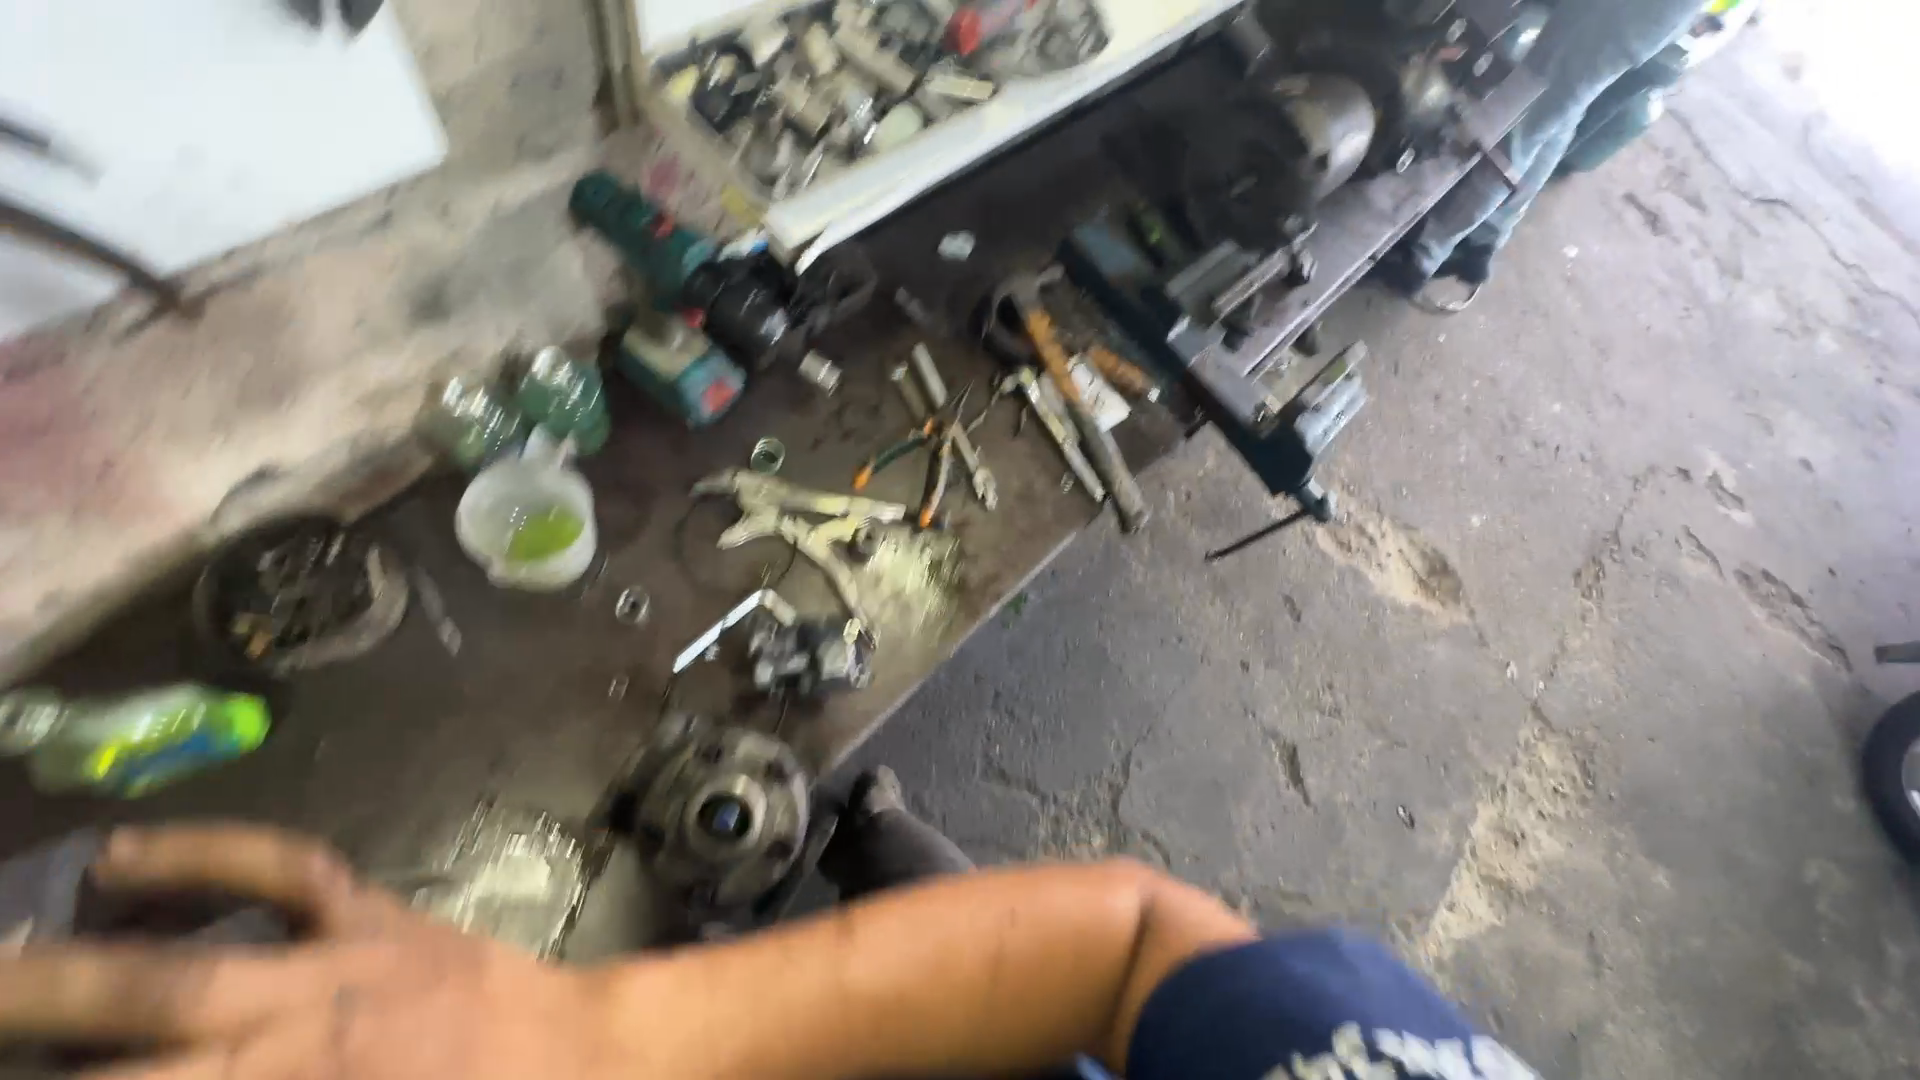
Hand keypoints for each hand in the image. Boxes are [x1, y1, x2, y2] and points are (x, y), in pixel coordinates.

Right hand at [0, 825, 620, 1079]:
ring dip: (58, 982)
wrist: (580, 1055)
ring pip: (180, 979)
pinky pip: (292, 873)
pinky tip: (127, 852)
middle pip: (136, 1058)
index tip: (21, 1077)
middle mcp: (298, 1046)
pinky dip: (213, 855)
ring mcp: (340, 966)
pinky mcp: (378, 915)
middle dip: (32, 1040)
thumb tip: (191, 1076)